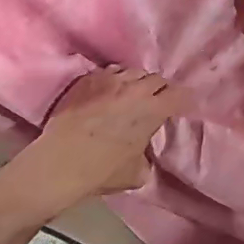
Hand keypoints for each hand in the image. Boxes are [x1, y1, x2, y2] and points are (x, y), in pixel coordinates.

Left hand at [0, 65, 182, 214]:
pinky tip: (108, 91)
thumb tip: (143, 150)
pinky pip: (108, 71)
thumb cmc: (102, 171)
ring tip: (131, 94)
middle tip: (155, 101)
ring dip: (136, 82)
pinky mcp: (87, 79)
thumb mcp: (137, 172)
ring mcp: (109, 80)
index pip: (179, 95)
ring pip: (132, 71)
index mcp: (153, 110)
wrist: (60, 162)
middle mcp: (134, 88)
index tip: (180, 106)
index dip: (183, 100)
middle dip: (159, 89)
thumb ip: (147, 154)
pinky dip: (114, 79)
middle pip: (156, 79)